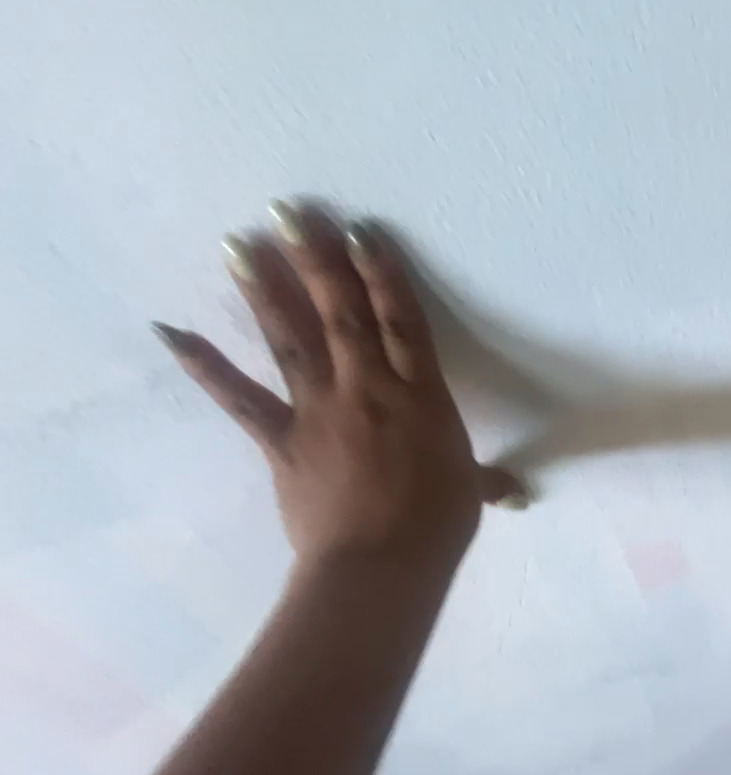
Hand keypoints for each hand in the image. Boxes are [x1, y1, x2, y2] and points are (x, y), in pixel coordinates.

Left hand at [153, 200, 522, 569]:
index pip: (402, 321)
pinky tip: (171, 331)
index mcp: (423, 393)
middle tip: (292, 213)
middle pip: (343, 314)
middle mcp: (370, 387)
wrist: (382, 561)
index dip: (383, 275)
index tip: (362, 233)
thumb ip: (486, 479)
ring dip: (266, 291)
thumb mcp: (470, 489)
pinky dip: (204, 366)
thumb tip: (513, 492)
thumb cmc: (441, 519)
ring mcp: (321, 409)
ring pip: (292, 339)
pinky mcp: (282, 439)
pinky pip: (240, 398)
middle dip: (318, 261)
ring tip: (240, 245)